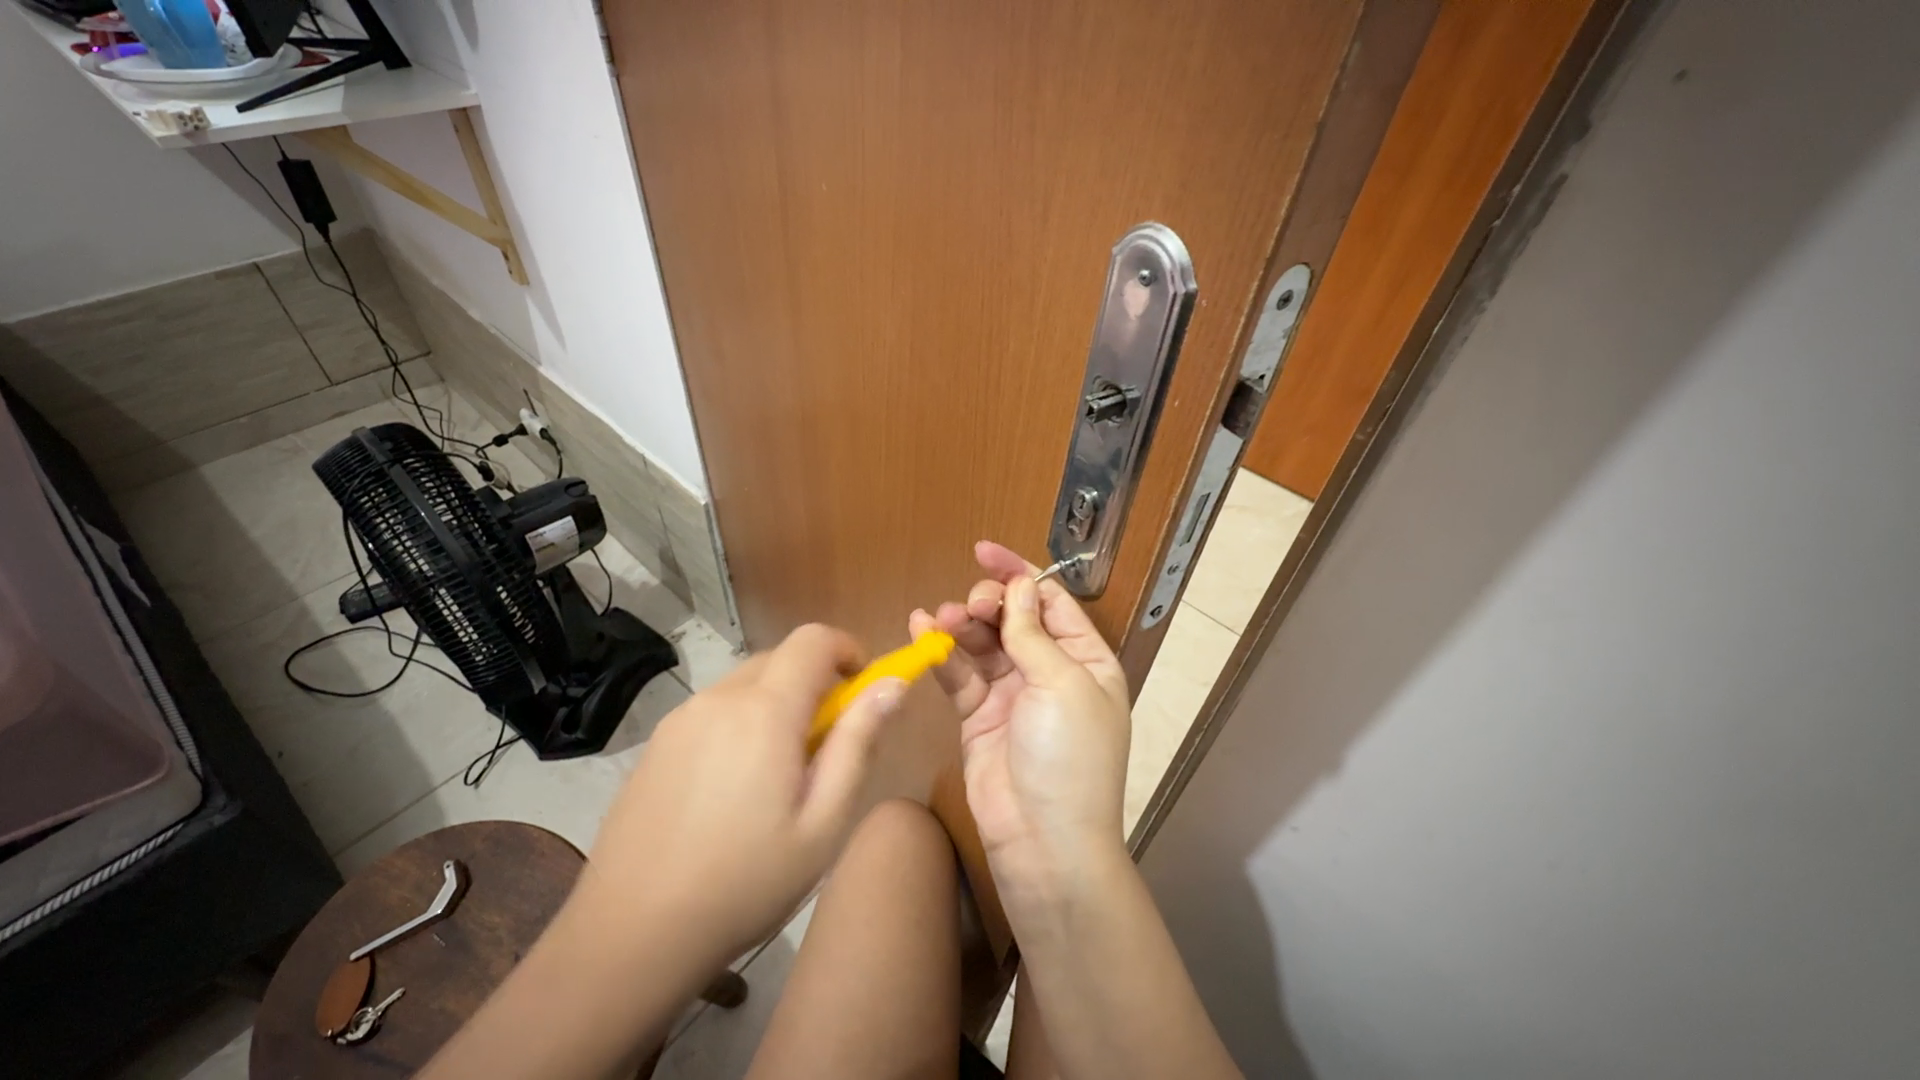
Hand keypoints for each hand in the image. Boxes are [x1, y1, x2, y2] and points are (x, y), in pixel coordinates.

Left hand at [576, 624, 906, 967]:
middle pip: (779, 659)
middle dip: (815, 683)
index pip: (814, 639)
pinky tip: (733, 792)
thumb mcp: (823, 823)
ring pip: (744, 686)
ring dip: (776, 706)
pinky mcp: (655, 746)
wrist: (632, 931)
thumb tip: (891, 687)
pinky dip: (739, 725)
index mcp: (764, 711)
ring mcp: (678, 720)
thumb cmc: (746, 883)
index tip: (864, 691)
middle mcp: (718, 699)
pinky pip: (712, 713)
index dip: (849, 651)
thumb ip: (858, 745)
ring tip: (780, 778)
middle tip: (828, 748)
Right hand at [911, 542, 1131, 900]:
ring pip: (983, 643)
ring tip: (938, 618)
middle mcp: (1050, 671)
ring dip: (960, 624)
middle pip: (1014, 618)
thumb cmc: (1068, 758)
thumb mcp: (1062, 685)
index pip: (1051, 602)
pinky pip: (959, 674)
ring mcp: (1012, 695)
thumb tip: (1018, 587)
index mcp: (1086, 660)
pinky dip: (941, 652)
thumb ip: (1033, 633)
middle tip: (968, 606)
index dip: (1019, 574)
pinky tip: (921, 629)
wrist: (1043, 841)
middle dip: (988, 602)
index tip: (983, 551)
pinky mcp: (978, 716)